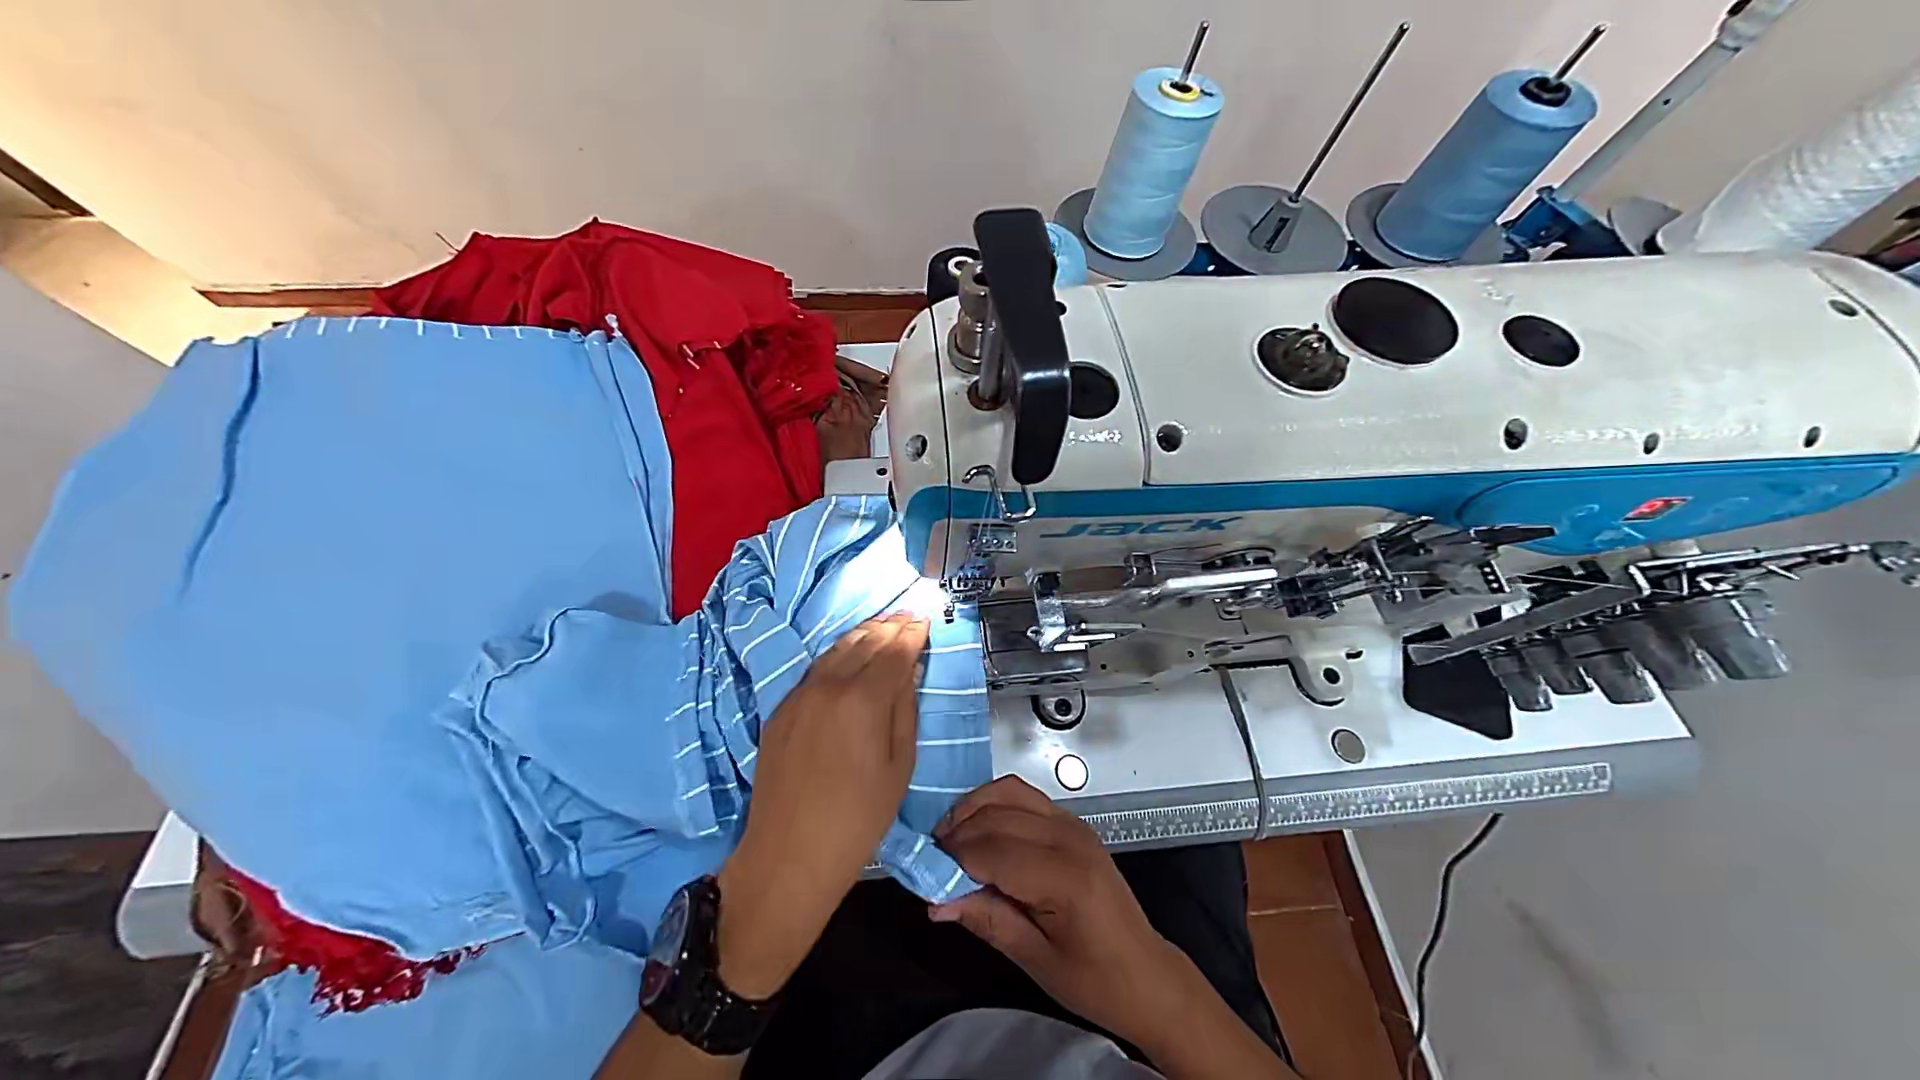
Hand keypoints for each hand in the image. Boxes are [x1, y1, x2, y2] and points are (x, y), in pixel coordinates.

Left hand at [715, 613, 927, 996]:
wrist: (790, 854)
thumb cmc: (858, 818)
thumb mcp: (898, 765)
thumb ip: (904, 709)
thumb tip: (907, 670)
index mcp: (862, 699)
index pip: (894, 651)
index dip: (912, 633)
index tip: (924, 620)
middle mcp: (828, 686)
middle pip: (864, 642)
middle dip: (889, 627)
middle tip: (907, 617)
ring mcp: (799, 695)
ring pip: (835, 650)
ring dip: (862, 634)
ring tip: (881, 627)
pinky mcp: (780, 710)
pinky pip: (814, 669)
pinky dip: (837, 654)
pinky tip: (847, 656)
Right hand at [928, 776, 1194, 1039]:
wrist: (1146, 974)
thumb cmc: (1096, 979)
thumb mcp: (1036, 960)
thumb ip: (986, 920)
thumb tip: (935, 901)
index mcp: (1065, 877)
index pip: (992, 850)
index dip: (952, 861)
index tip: (926, 877)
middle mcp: (1069, 837)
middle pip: (995, 816)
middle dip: (955, 834)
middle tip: (930, 862)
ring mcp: (1072, 823)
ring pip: (1007, 793)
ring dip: (971, 810)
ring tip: (949, 841)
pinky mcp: (1072, 822)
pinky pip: (1023, 795)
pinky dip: (993, 803)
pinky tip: (978, 829)